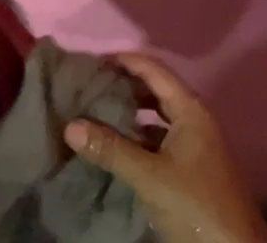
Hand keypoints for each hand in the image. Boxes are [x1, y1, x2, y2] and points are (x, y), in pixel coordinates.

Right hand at [65, 53, 266, 242]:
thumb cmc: (196, 204)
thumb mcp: (150, 176)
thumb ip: (111, 149)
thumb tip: (70, 125)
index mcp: (191, 111)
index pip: (155, 70)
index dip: (126, 61)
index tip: (93, 61)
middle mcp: (195, 120)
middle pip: (156, 91)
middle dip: (125, 86)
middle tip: (90, 86)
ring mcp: (195, 145)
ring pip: (158, 118)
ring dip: (131, 113)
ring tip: (96, 112)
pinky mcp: (191, 168)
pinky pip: (159, 140)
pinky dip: (138, 137)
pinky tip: (115, 146)